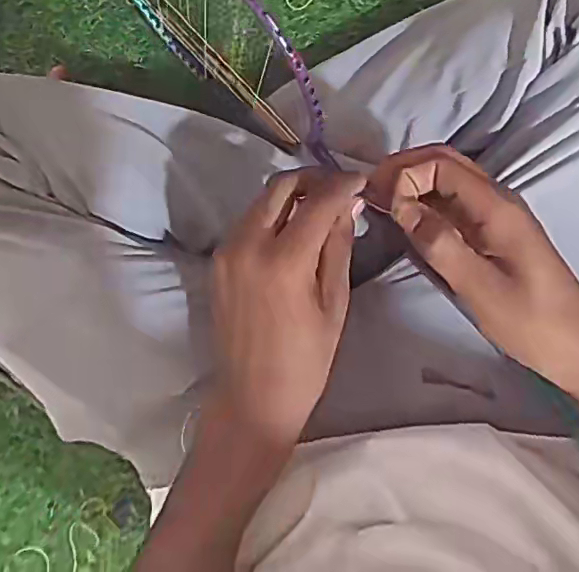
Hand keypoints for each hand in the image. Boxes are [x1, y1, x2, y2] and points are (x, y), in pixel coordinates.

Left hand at [209, 168, 361, 448]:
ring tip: (320, 206)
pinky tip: (294, 228)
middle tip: (339, 188)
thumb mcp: (334, 303)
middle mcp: (249, 245)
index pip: (318, 200)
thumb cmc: (305, 361)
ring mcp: (228, 250)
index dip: (343, 184)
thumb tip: (349, 204)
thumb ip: (338, 246)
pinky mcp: (218, 259)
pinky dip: (274, 213)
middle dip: (314, 179)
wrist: (251, 400)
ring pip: (263, 199)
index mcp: (284, 261)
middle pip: (282, 185)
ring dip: (293, 193)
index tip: (361, 179)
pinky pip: (249, 219)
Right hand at [369, 145, 578, 397]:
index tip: (378, 199)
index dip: (405, 172)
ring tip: (381, 202)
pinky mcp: (495, 232)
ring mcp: (498, 215)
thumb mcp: (480, 288)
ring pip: (450, 180)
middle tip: (371, 191)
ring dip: (414, 182)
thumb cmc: (532, 323)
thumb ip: (438, 242)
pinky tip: (407, 219)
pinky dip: (427, 201)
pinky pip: (456, 202)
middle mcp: (498, 200)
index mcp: (497, 207)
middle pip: (445, 162)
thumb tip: (399, 204)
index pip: (442, 164)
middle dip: (405, 168)